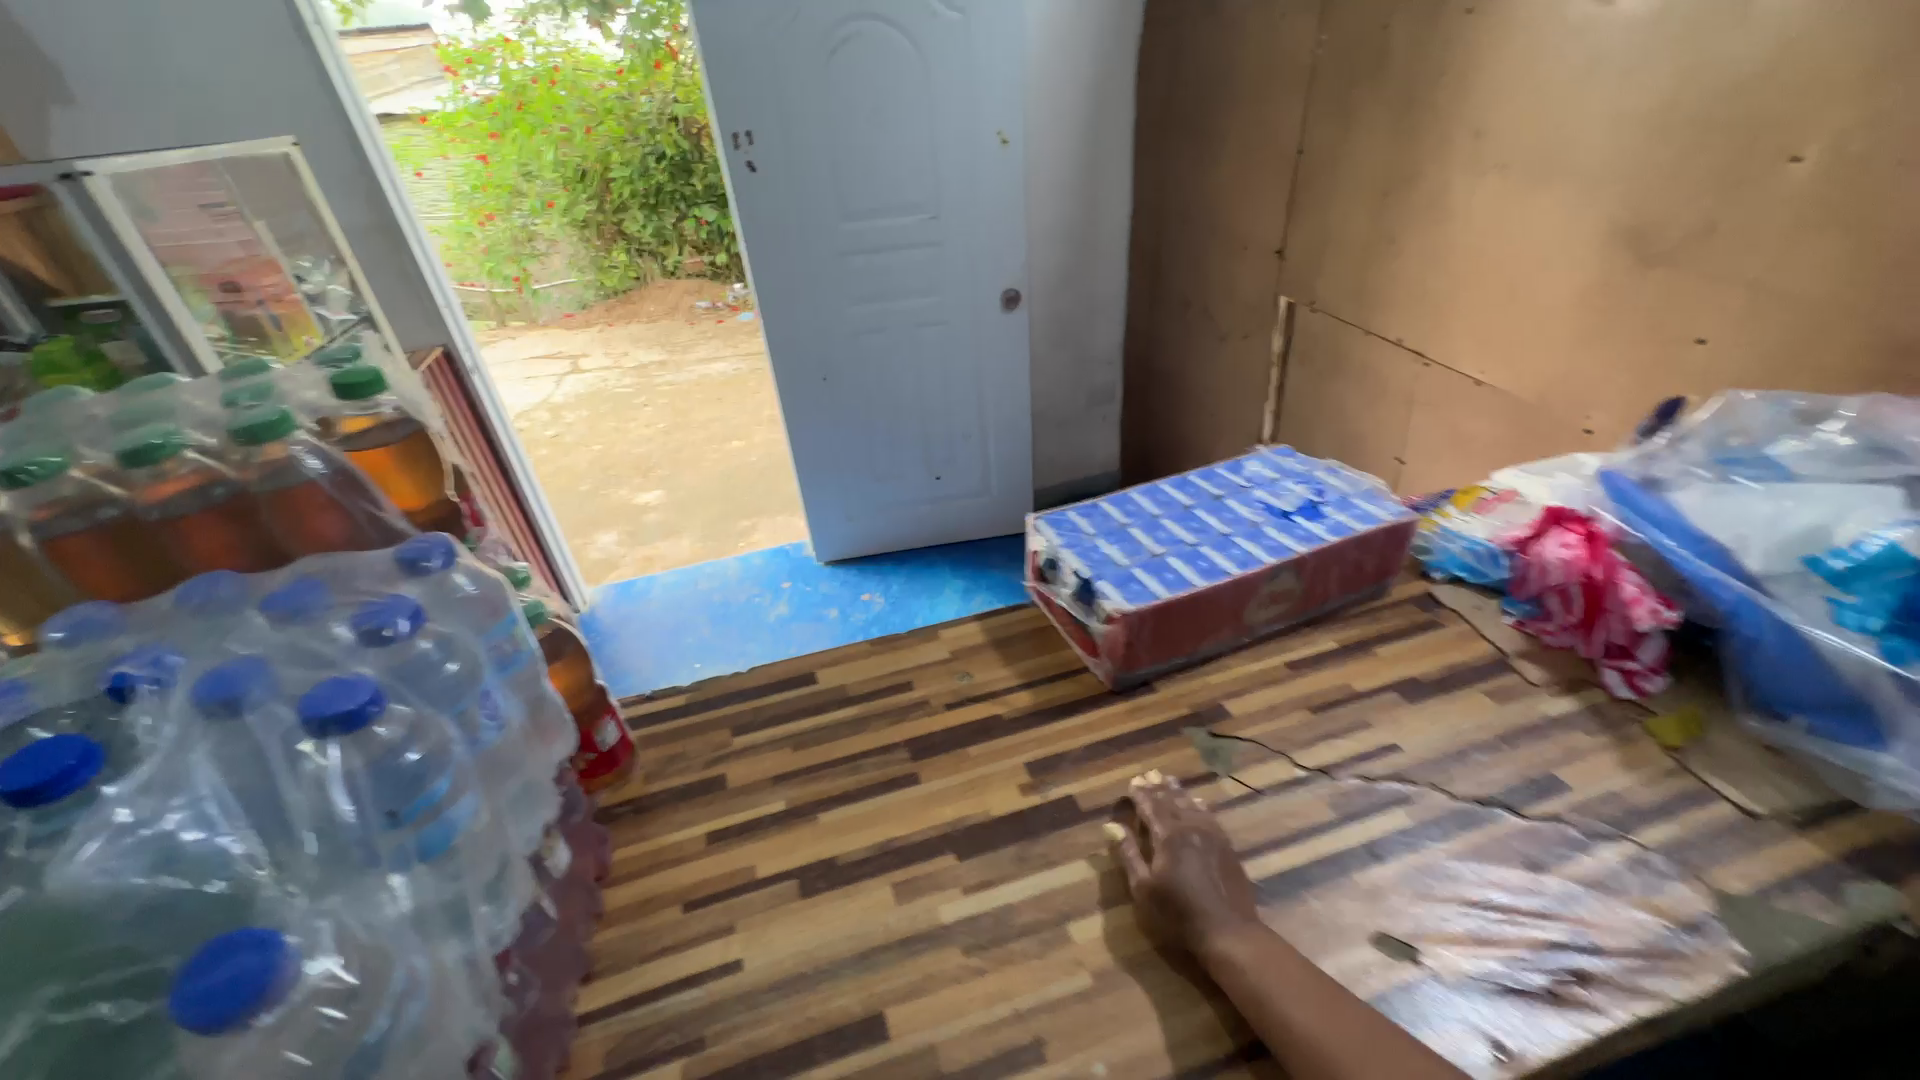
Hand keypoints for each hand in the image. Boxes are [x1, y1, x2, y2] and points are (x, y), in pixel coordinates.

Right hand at [1105, 770, 1261, 957]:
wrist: (1228, 931)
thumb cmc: (1178, 913)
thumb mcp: (1144, 887)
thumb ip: (1129, 853)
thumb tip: (1111, 825)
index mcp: (1168, 836)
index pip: (1151, 807)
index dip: (1141, 794)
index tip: (1133, 781)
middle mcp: (1190, 828)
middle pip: (1172, 802)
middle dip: (1159, 788)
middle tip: (1150, 773)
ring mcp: (1212, 836)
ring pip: (1192, 806)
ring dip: (1179, 793)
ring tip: (1170, 781)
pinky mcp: (1226, 847)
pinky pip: (1210, 816)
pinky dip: (1200, 805)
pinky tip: (1199, 802)